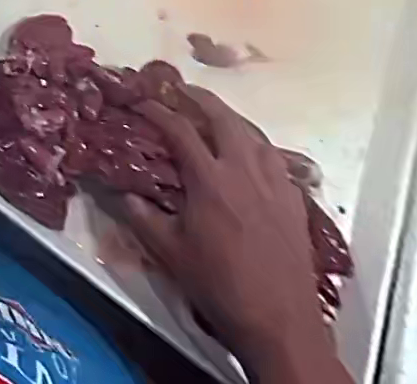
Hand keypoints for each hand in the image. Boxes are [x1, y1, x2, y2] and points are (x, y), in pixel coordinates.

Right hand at [122, 86, 348, 383]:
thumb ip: (140, 214)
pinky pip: (277, 160)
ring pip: (254, 135)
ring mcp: (274, 187)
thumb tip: (121, 191)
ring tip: (214, 115)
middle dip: (199, 98)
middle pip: (223, 119)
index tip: (140, 102)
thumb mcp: (167, 251)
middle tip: (181, 89)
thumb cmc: (219, 285)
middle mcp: (244, 173)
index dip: (156, 110)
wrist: (281, 326)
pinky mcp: (295, 204)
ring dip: (231, 118)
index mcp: (210, 180)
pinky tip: (250, 153)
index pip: (179, 129)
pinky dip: (258, 146)